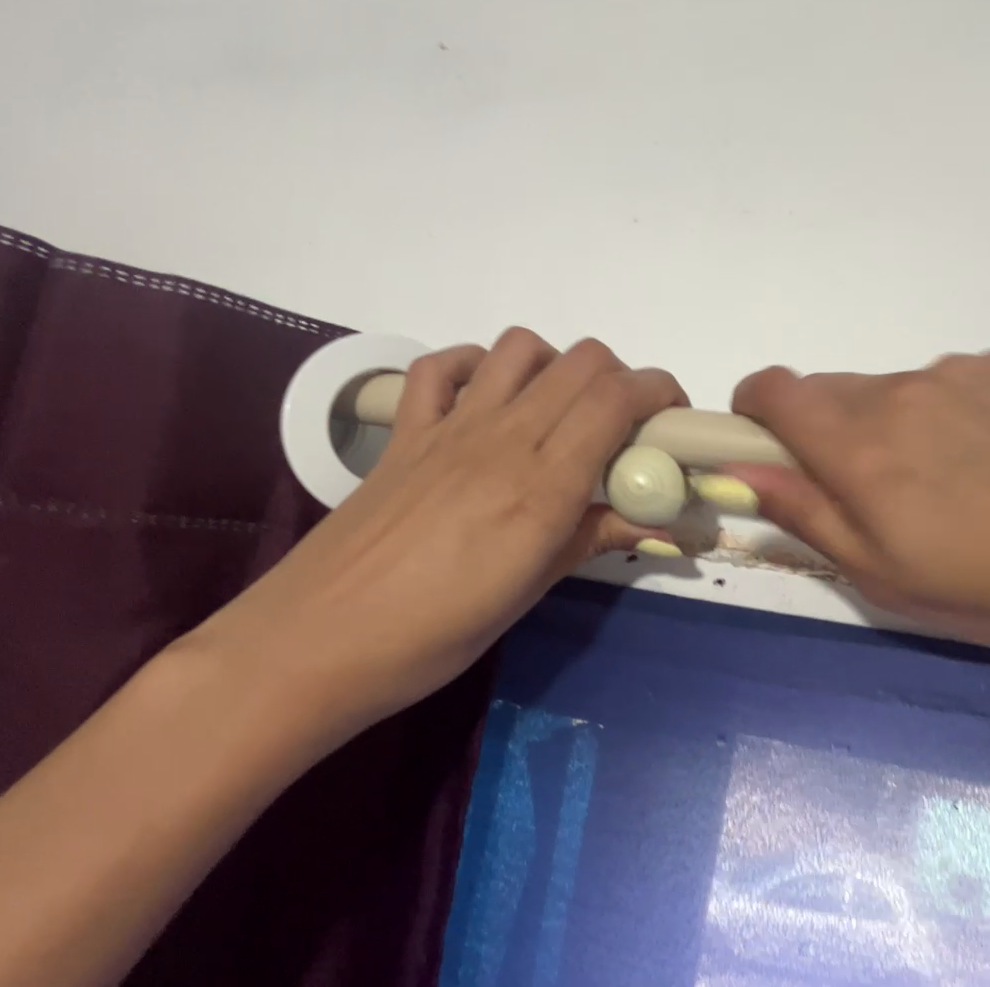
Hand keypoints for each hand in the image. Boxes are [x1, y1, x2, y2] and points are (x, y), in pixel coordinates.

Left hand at [195, 327, 685, 734]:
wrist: (316, 642)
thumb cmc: (435, 635)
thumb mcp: (530, 592)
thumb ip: (592, 537)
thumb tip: (652, 518)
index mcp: (541, 486)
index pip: (617, 398)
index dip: (658, 392)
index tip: (673, 420)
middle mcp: (501, 438)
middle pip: (582, 361)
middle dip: (621, 379)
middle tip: (626, 428)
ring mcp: (448, 427)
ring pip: (519, 348)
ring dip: (556, 366)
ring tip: (561, 413)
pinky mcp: (405, 432)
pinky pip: (442, 367)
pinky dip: (476, 367)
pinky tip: (487, 402)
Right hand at [727, 351, 989, 674]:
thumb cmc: (983, 591)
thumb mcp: (877, 574)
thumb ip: (801, 510)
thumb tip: (738, 468)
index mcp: (860, 446)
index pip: (774, 388)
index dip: (755, 411)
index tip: (769, 448)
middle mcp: (900, 390)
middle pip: (827, 390)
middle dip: (823, 432)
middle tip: (868, 491)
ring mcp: (956, 373)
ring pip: (886, 388)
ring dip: (886, 424)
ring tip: (942, 482)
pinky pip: (941, 382)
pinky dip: (939, 412)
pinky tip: (984, 460)